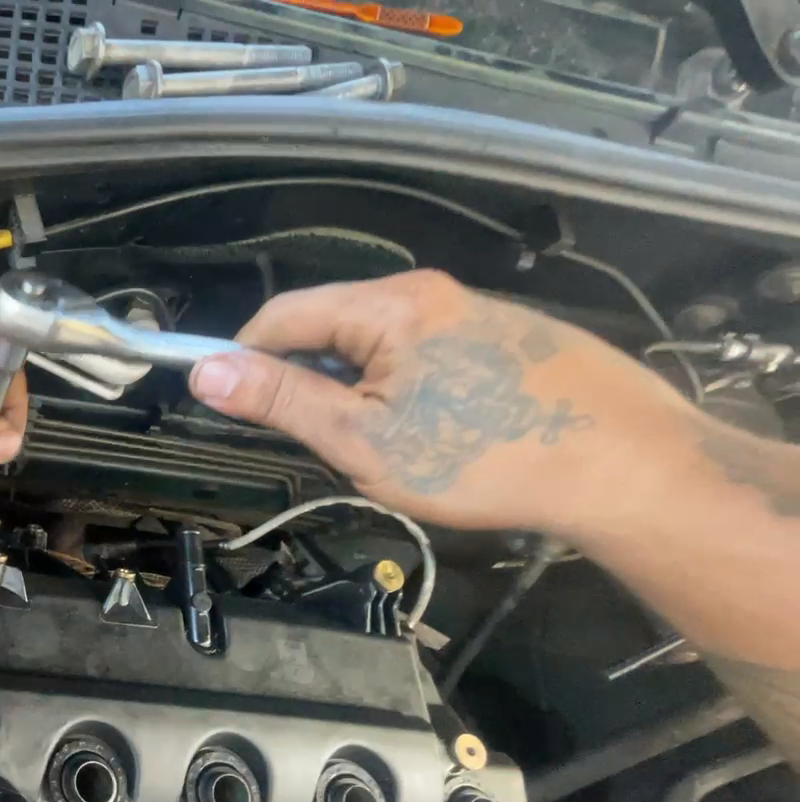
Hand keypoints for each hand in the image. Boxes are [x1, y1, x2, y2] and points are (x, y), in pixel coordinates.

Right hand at [186, 269, 701, 536]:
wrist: (634, 471)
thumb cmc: (481, 458)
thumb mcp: (359, 437)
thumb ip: (278, 398)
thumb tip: (203, 371)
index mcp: (388, 306)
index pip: (277, 317)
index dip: (240, 359)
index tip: (233, 408)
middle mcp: (427, 292)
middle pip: (324, 325)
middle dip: (303, 378)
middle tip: (321, 438)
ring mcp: (471, 310)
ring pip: (370, 342)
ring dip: (349, 385)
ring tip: (379, 441)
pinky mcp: (501, 335)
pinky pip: (415, 351)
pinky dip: (394, 385)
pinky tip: (429, 428)